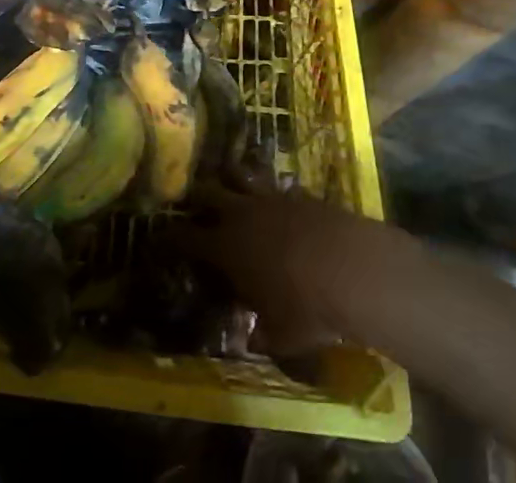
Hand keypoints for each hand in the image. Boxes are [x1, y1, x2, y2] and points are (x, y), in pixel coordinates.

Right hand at [176, 184, 415, 355]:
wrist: (357, 269)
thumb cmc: (309, 309)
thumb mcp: (281, 336)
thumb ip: (262, 336)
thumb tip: (254, 341)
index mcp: (226, 248)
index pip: (185, 237)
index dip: (169, 237)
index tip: (158, 236)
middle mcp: (244, 215)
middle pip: (209, 193)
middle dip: (195, 195)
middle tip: (189, 198)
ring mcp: (275, 198)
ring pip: (243, 175)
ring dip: (232, 177)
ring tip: (228, 177)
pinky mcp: (304, 193)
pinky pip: (280, 184)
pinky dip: (273, 188)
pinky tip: (277, 193)